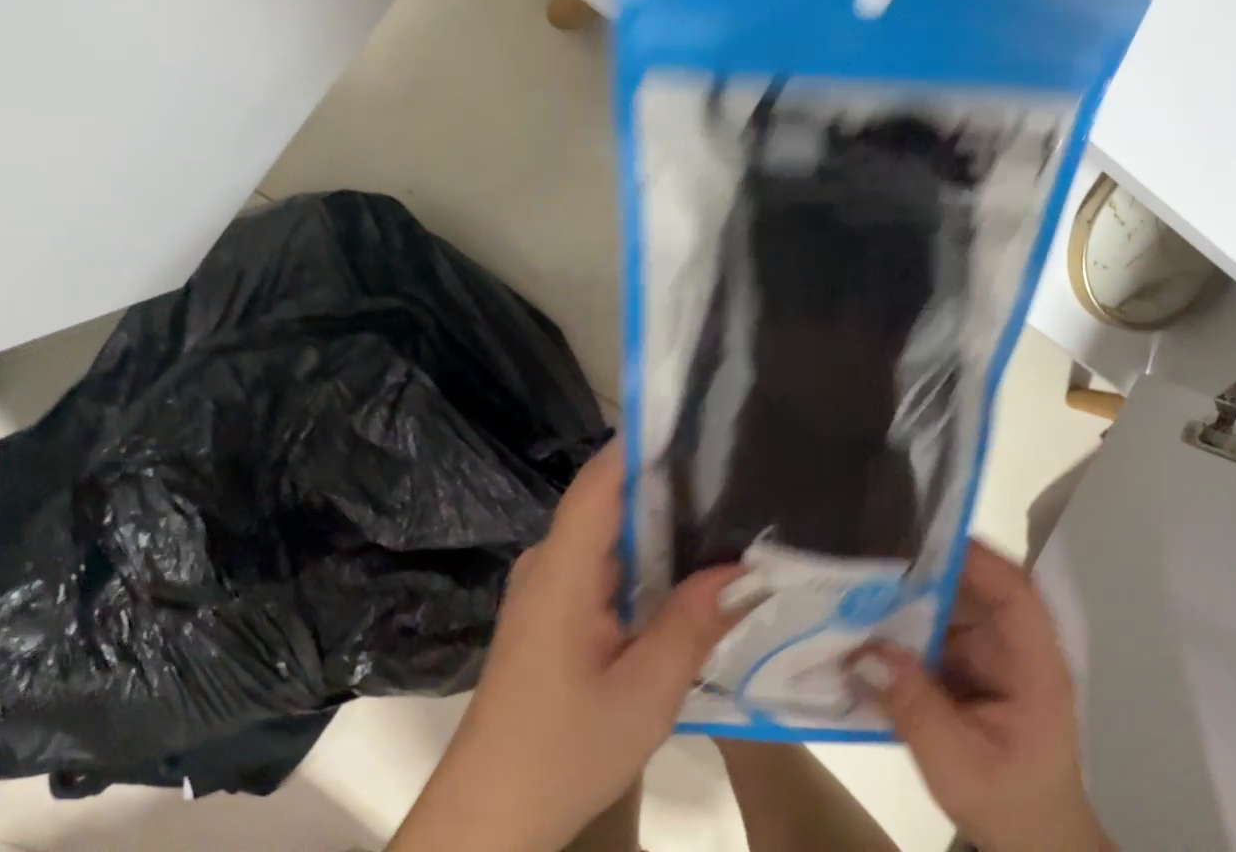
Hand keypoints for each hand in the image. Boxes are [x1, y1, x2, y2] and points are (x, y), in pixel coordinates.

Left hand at [387, 443, 743, 851]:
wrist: (491, 813)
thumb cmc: (563, 749)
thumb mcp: (646, 692)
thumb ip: (694, 622)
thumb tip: (744, 569)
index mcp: (562, 569)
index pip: (603, 479)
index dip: (648, 444)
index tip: (705, 423)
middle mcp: (548, 564)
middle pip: (612, 504)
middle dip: (674, 490)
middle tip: (744, 479)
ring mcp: (547, 590)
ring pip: (611, 541)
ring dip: (665, 534)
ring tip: (733, 521)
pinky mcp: (552, 616)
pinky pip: (603, 571)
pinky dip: (647, 568)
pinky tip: (691, 579)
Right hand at [855, 540, 1112, 851]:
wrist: (1029, 841)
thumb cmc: (1009, 802)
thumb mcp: (958, 765)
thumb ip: (915, 707)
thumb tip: (865, 651)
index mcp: (1034, 666)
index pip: (1014, 593)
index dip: (976, 559)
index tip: (923, 535)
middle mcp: (1012, 649)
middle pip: (972, 590)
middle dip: (921, 570)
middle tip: (865, 556)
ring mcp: (987, 658)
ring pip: (945, 609)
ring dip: (903, 599)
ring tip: (851, 585)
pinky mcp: (964, 669)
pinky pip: (929, 634)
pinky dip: (897, 628)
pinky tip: (859, 625)